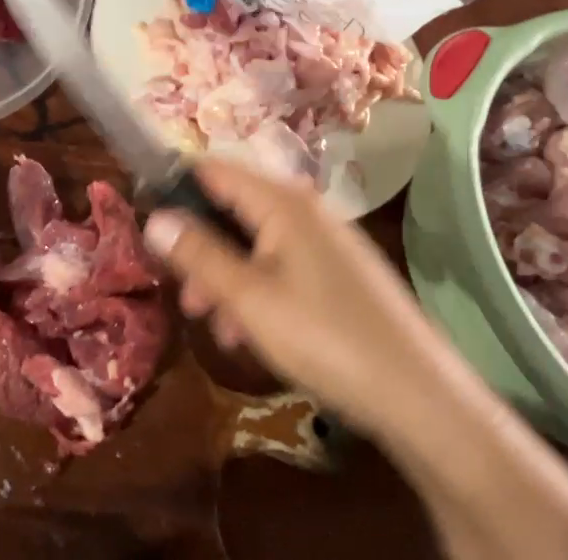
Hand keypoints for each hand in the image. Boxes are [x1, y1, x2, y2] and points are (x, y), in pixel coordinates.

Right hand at [142, 159, 469, 435]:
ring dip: (223, 274)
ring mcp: (326, 243)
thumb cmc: (324, 338)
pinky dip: (254, 289)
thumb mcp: (246, 297)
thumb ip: (196, 253)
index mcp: (282, 203)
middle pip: (231, 208)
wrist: (420, 398)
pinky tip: (248, 333)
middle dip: (199, 245)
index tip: (147, 221)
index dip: (175, 187)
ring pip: (253, 242)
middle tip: (181, 288)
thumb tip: (153, 218)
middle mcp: (305, 211)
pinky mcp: (339, 275)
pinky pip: (279, 265)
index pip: (213, 169)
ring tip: (212, 322)